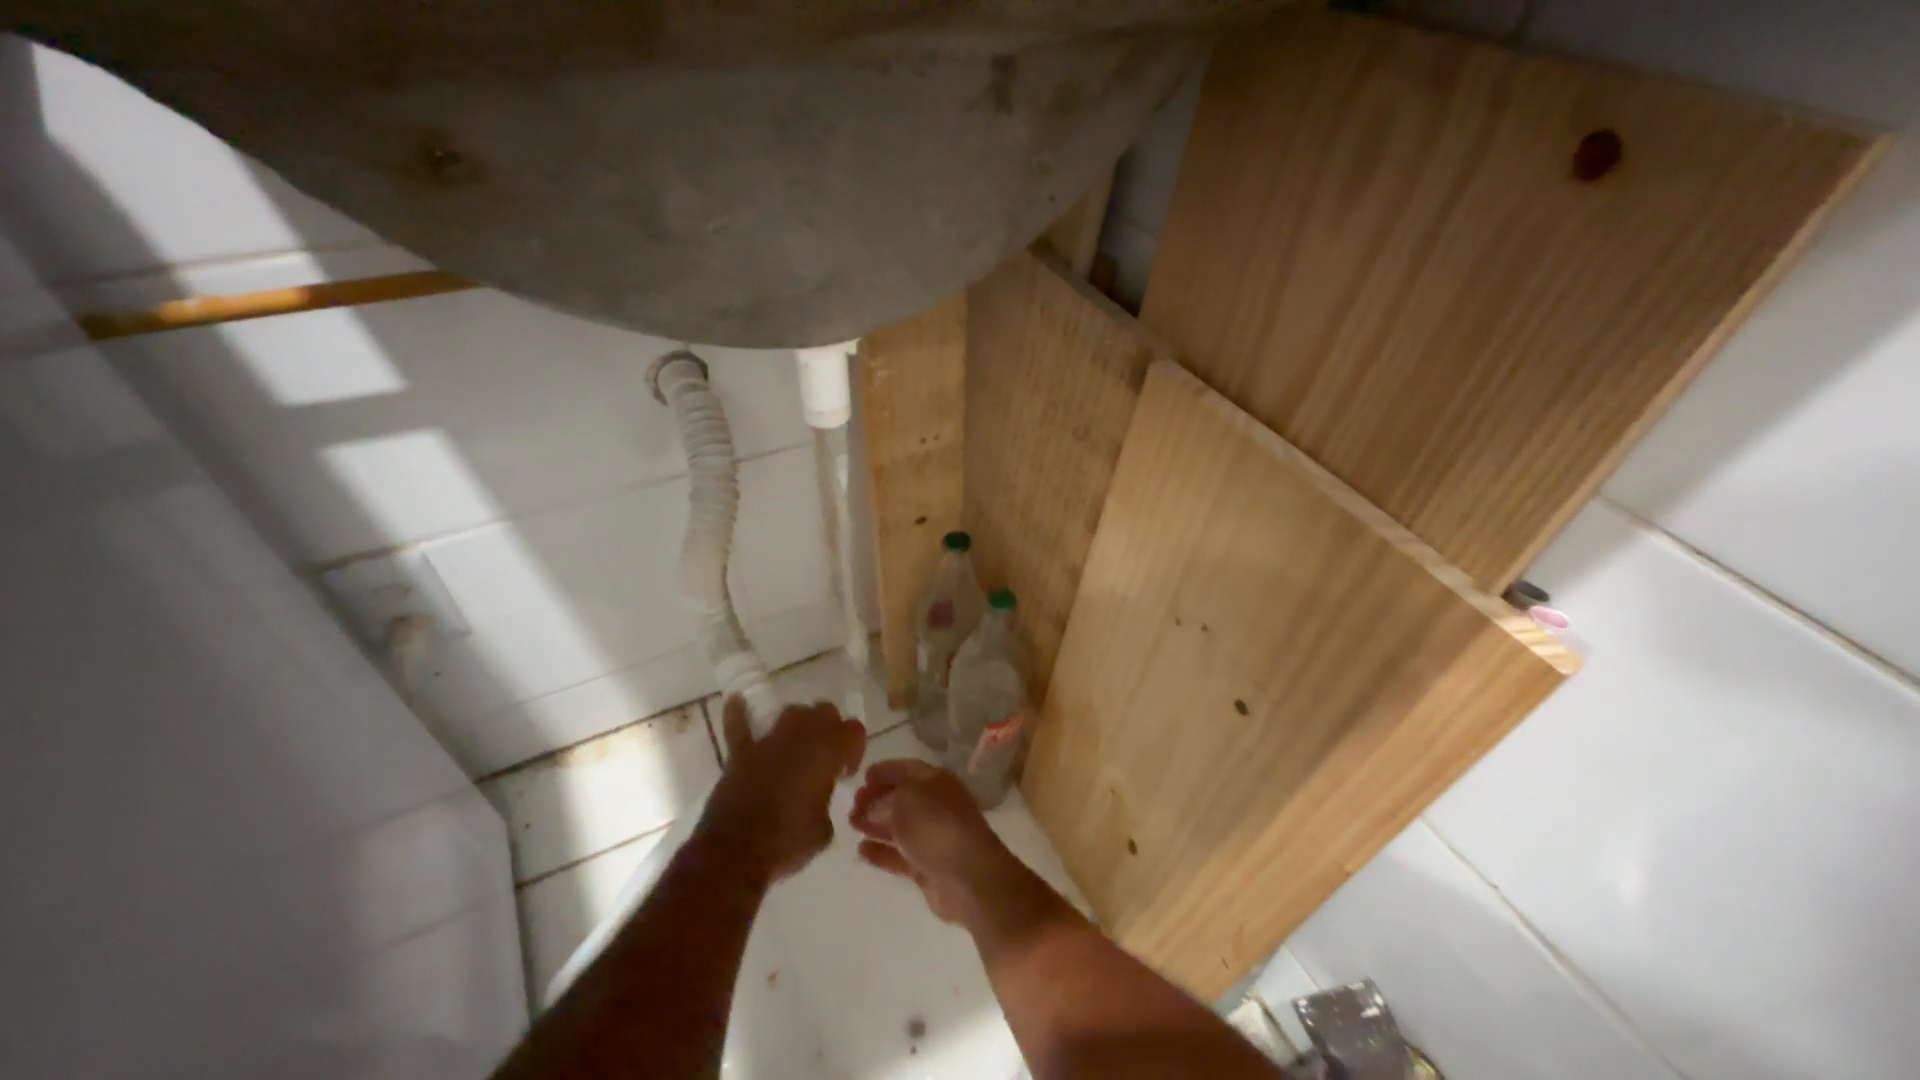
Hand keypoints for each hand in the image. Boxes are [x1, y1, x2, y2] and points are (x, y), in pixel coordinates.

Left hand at [700, 696, 865, 882]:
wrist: (736, 852)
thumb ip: (826, 804)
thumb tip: (818, 801)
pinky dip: (739, 713)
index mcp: (826, 754)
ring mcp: (767, 743)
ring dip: (800, 723)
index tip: (845, 773)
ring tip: (800, 745)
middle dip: (830, 728)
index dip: (855, 748)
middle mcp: (799, 738)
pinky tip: (737, 701)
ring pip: (790, 713)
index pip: (853, 730)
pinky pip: (738, 726)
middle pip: (823, 711)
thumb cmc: (787, 842)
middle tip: (827, 758)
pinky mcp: (740, 754)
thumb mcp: (823, 830)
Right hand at [848, 760, 1023, 926]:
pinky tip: (861, 850)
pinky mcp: (928, 867)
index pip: (907, 769)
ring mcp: (934, 838)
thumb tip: (873, 808)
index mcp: (936, 782)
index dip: (885, 771)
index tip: (862, 777)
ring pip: (900, 828)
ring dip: (876, 825)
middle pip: (902, 799)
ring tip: (852, 825)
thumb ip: (884, 800)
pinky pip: (900, 855)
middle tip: (852, 806)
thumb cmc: (936, 826)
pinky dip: (881, 852)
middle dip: (876, 800)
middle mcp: (937, 807)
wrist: (967, 877)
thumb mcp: (905, 800)